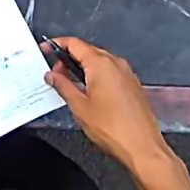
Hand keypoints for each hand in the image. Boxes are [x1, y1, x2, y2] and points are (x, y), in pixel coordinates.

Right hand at [44, 37, 171, 171]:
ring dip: (83, 67)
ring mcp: (126, 72)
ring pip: (100, 61)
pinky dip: (97, 75)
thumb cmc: (112, 128)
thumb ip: (63, 86)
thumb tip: (52, 75)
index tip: (46, 48)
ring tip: (71, 84)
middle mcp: (115, 62)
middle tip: (55, 73)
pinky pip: (111, 71)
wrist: (142, 146)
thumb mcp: (79, 107)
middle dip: (69, 58)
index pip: (75, 43)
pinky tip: (90, 90)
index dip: (57, 44)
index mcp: (100, 63)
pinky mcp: (132, 83)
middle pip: (87, 50)